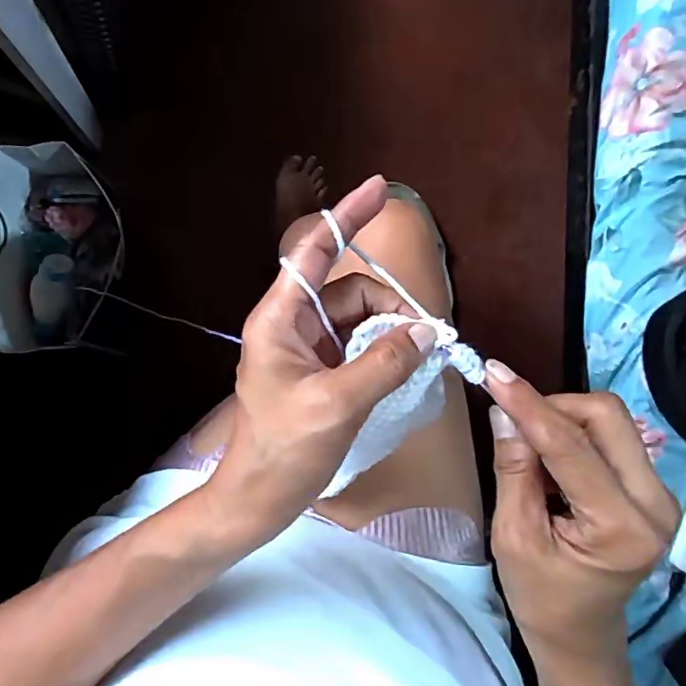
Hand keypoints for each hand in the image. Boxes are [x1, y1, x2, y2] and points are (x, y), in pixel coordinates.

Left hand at [207, 176, 436, 540]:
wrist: (258, 498)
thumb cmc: (285, 450)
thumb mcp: (338, 405)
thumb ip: (384, 363)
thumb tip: (423, 333)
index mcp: (279, 319)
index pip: (314, 253)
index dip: (346, 217)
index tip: (380, 188)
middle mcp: (290, 324)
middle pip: (347, 289)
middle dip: (388, 301)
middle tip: (426, 332)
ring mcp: (305, 348)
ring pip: (356, 317)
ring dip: (389, 327)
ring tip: (419, 353)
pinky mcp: (318, 370)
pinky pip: (356, 343)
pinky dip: (382, 348)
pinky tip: (404, 363)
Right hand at [483, 367, 679, 662]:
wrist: (579, 637)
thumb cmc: (541, 597)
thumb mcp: (513, 536)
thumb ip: (513, 471)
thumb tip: (503, 412)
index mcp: (623, 527)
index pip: (571, 446)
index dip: (528, 405)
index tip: (492, 373)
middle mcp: (656, 503)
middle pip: (606, 416)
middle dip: (551, 405)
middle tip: (509, 418)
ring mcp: (659, 494)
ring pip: (609, 421)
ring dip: (560, 417)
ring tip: (525, 447)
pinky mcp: (648, 488)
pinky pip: (609, 437)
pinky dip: (570, 432)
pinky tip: (546, 459)